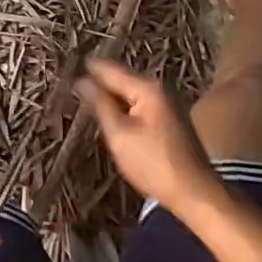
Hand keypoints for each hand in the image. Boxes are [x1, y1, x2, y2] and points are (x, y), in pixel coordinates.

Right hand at [76, 56, 220, 212]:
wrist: (195, 194)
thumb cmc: (154, 164)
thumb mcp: (120, 135)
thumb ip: (100, 104)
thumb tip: (81, 81)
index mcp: (147, 88)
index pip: (110, 69)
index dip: (88, 68)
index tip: (66, 67)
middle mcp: (160, 89)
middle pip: (122, 78)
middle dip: (99, 80)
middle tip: (72, 81)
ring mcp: (168, 104)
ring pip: (131, 92)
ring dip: (111, 94)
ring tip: (85, 95)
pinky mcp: (170, 119)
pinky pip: (140, 103)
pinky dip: (124, 106)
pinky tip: (110, 113)